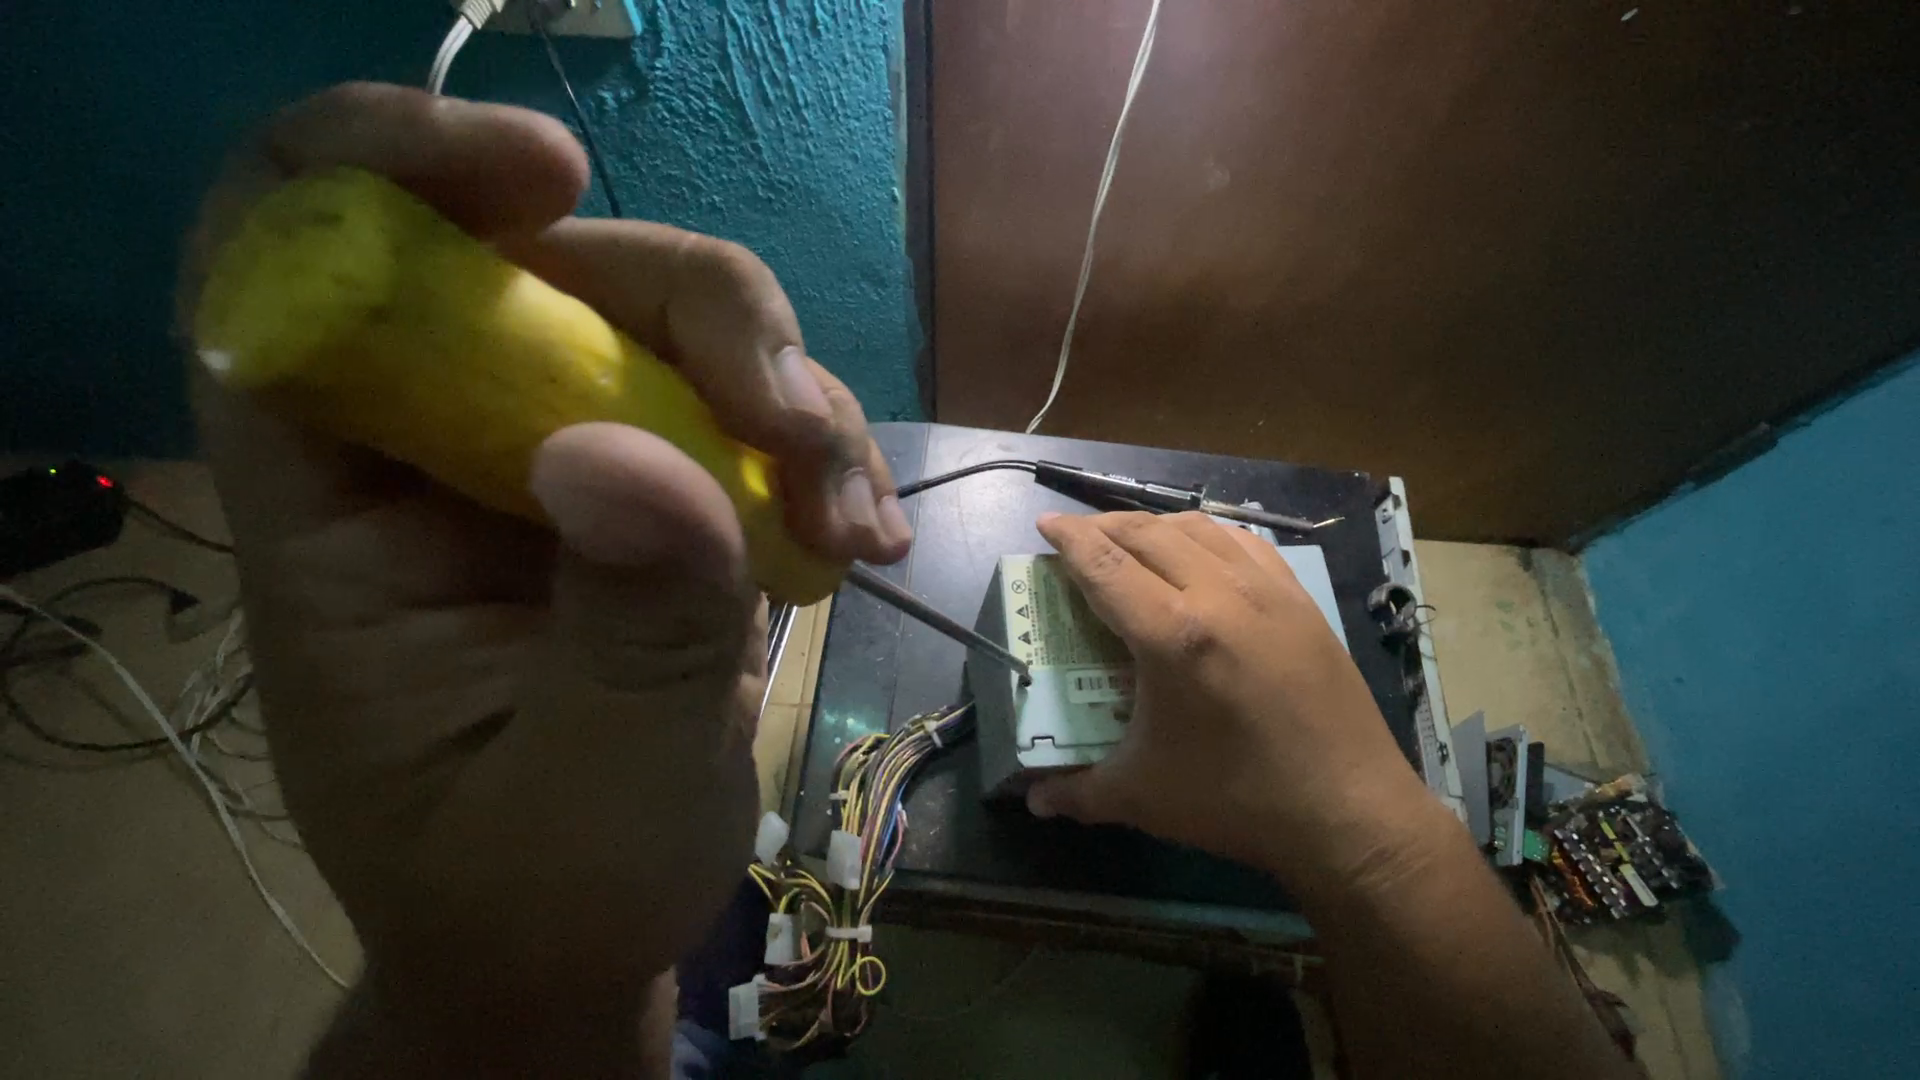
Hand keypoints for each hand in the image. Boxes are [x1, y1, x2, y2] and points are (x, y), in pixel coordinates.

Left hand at [180, 83, 908, 1014]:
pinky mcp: (684, 499)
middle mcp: (469, 453)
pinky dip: (830, 463)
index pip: (309, 270)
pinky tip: (870, 540)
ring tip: (856, 534)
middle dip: (711, 325)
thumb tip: (637, 454)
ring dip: (801, 414)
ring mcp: (594, 468)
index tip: (551, 167)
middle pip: (573, 278)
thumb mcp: (588, 783)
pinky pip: (761, 423)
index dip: (396, 170)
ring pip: (698, 342)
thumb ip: (627, 626)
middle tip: (800, 433)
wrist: (593, 932)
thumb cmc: (541, 887)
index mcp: (353, 510)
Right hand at [1026, 511, 1438, 894]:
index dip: (1069, 539)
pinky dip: (1207, 534)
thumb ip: (1078, 792)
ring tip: (1131, 538)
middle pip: (1147, 534)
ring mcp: (1267, 593)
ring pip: (1198, 529)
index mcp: (1173, 635)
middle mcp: (1219, 596)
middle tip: (1077, 536)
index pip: (1105, 564)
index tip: (1045, 525)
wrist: (1351, 814)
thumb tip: (1035, 801)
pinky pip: (1245, 544)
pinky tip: (1199, 551)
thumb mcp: (1143, 797)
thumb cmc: (1237, 801)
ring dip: (1153, 524)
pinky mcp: (1301, 602)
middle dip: (1103, 526)